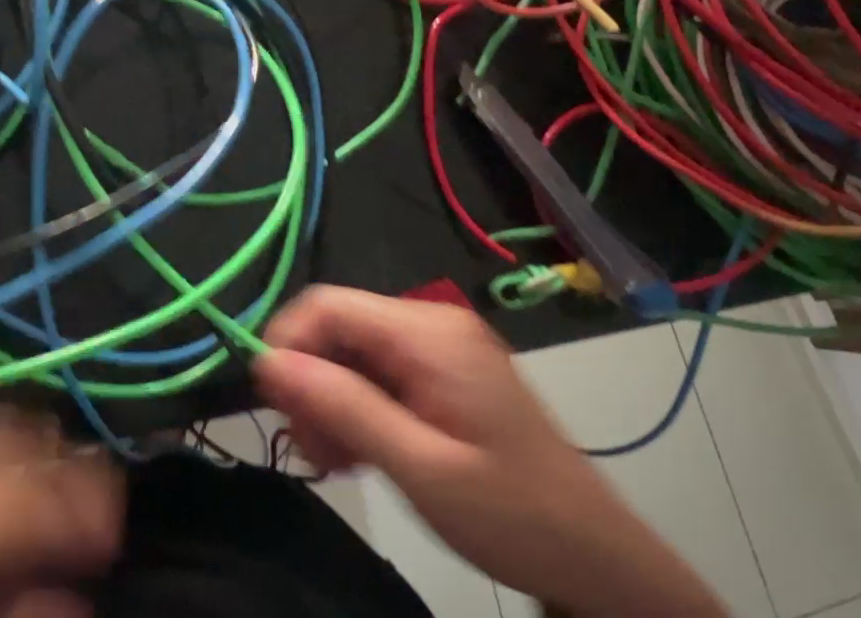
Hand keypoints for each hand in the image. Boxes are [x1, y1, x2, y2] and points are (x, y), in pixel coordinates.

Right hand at [253, 287, 724, 617]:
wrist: (593, 556)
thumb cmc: (511, 514)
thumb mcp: (420, 466)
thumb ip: (343, 406)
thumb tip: (267, 361)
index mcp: (428, 334)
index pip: (326, 304)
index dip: (287, 344)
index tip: (273, 406)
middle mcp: (430, 325)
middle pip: (336, 329)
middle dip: (310, 384)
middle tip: (310, 449)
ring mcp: (438, 350)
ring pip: (349, 355)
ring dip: (329, 403)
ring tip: (337, 462)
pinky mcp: (441, 376)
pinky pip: (375, 376)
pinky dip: (355, 410)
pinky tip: (359, 455)